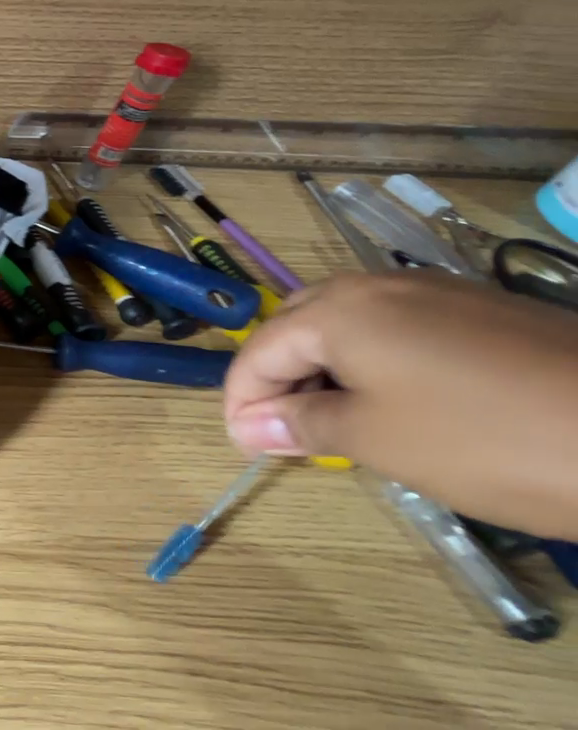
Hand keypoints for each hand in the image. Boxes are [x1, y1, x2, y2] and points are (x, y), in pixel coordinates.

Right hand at [223, 270, 577, 538]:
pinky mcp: (489, 311)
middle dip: (282, 376)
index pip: (259, 351)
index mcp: (337, 310)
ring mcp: (439, 292)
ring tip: (345, 420)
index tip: (250, 448)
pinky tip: (407, 402)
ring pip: (351, 325)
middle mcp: (377, 286)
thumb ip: (300, 425)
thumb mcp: (377, 440)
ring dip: (331, 368)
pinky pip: (404, 328)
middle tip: (290, 429)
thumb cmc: (490, 440)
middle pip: (298, 326)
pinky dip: (382, 362)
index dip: (244, 401)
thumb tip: (250, 426)